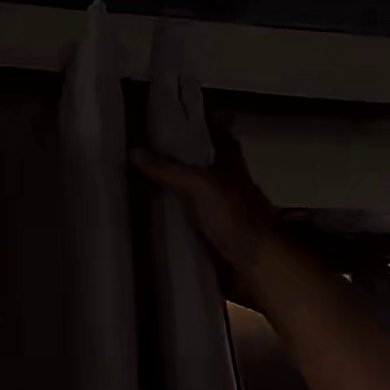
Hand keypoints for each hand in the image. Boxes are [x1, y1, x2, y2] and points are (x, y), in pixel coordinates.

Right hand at [132, 126, 279, 284]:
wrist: (254, 266)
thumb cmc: (234, 218)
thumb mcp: (201, 186)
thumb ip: (171, 170)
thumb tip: (135, 152)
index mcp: (233, 169)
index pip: (221, 140)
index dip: (204, 128)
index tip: (178, 123)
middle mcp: (231, 190)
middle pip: (206, 170)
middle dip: (183, 165)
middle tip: (148, 158)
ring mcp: (225, 218)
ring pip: (198, 199)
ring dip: (177, 196)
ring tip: (142, 189)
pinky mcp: (217, 243)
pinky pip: (192, 228)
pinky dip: (177, 225)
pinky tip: (155, 224)